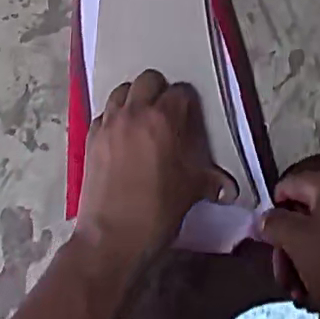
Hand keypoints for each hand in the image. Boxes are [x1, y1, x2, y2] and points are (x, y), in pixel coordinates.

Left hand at [76, 69, 233, 266]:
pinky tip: (120, 136)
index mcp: (165, 119)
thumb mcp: (192, 190)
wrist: (110, 239)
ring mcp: (110, 124)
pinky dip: (113, 118)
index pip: (181, 91)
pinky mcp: (90, 140)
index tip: (189, 118)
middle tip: (165, 113)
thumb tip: (228, 188)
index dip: (187, 103)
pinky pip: (103, 114)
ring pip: (121, 91)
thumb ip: (211, 180)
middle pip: (148, 79)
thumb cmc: (157, 211)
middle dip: (159, 90)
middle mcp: (136, 113)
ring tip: (141, 120)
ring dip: (134, 99)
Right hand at [258, 169, 319, 318]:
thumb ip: (275, 224)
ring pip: (315, 237)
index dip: (271, 211)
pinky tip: (315, 295)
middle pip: (300, 214)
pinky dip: (319, 269)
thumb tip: (264, 217)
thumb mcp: (297, 241)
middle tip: (282, 277)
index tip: (264, 241)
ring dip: (299, 264)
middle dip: (285, 248)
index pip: (287, 185)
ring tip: (298, 293)